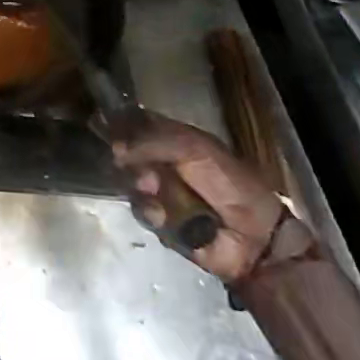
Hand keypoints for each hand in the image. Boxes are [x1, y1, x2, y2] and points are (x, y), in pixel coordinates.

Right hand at [112, 112, 288, 282]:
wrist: (254, 237)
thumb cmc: (229, 182)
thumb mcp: (194, 148)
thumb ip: (152, 141)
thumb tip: (114, 148)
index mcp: (172, 138)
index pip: (136, 123)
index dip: (120, 124)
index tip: (105, 128)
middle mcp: (161, 161)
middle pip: (126, 153)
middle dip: (129, 159)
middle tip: (142, 167)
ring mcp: (159, 192)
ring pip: (129, 181)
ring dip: (139, 186)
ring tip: (153, 189)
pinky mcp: (159, 221)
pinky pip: (140, 210)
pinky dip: (149, 211)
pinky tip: (162, 214)